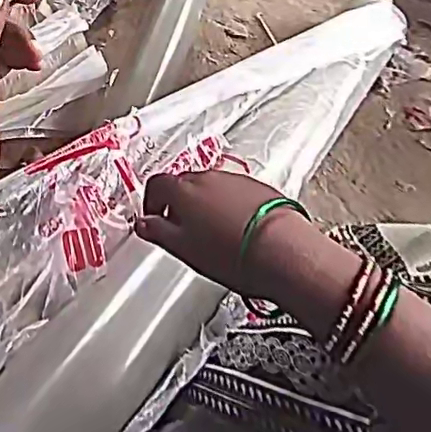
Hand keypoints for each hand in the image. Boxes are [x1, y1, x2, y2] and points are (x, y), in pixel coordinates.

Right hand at [135, 171, 354, 311]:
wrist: (287, 254)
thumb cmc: (234, 254)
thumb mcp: (184, 249)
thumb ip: (157, 232)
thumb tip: (143, 224)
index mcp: (180, 189)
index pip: (155, 186)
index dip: (152, 203)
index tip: (155, 218)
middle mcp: (204, 177)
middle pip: (183, 185)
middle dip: (181, 205)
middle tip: (186, 231)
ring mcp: (232, 180)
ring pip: (210, 189)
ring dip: (207, 206)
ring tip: (217, 236)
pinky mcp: (259, 188)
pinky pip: (236, 193)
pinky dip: (232, 207)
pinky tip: (240, 231)